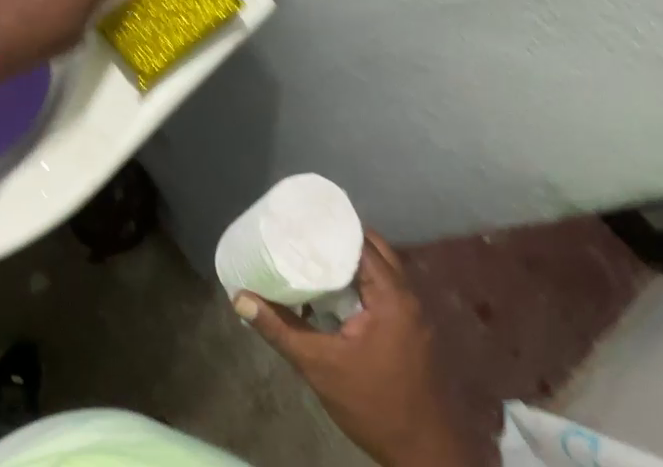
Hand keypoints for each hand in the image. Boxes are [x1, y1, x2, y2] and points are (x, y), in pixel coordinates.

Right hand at [236, 231, 468, 466]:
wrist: (422, 451)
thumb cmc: (371, 402)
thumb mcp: (318, 364)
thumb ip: (279, 328)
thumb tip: (240, 298)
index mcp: (391, 295)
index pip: (362, 243)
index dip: (333, 228)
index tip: (302, 219)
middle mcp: (408, 297)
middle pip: (374, 252)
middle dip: (340, 242)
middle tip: (303, 236)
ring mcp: (414, 316)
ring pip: (381, 273)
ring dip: (352, 264)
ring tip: (312, 258)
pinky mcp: (412, 332)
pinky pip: (385, 292)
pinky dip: (361, 284)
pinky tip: (333, 294)